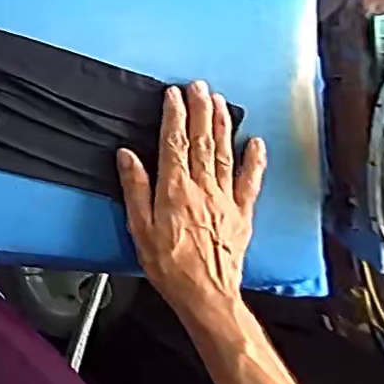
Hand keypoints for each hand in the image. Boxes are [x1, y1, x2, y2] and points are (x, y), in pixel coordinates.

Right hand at [116, 81, 266, 326]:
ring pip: (225, 155)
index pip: (174, 144)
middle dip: (200, 111)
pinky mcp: (242, 214)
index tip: (173, 95)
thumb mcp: (139, 227)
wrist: (207, 296)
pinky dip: (254, 161)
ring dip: (222, 126)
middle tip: (199, 86)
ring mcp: (226, 200)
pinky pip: (250, 183)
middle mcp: (203, 189)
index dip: (174, 117)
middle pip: (202, 142)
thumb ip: (135, 188)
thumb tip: (127, 155)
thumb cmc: (168, 264)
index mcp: (175, 190)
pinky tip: (255, 142)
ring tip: (220, 102)